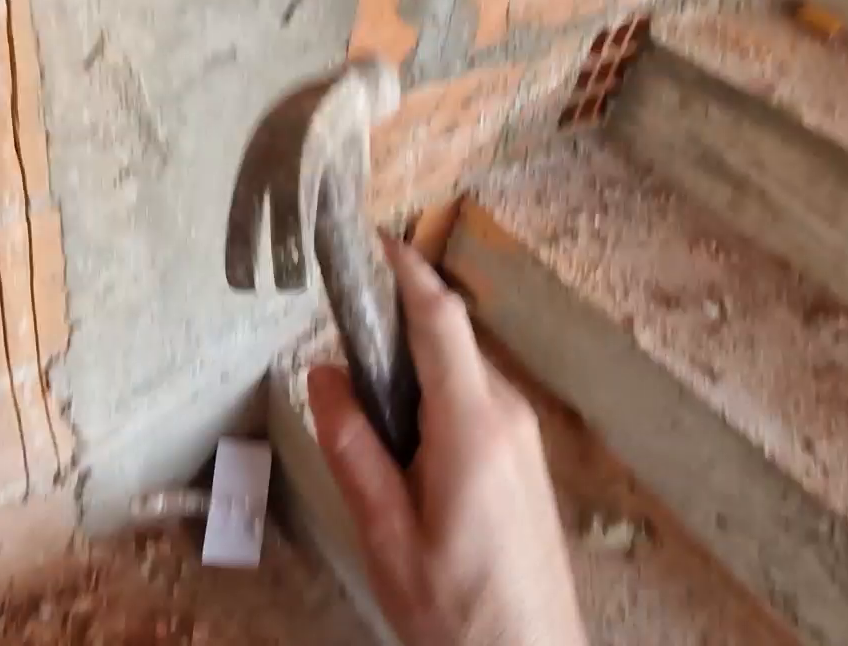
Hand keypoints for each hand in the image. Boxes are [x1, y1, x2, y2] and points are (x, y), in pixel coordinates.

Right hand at [309, 237, 586, 645]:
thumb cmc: (455, 609)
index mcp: (472, 425)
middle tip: (343, 356)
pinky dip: (434, 395)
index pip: (440, 319)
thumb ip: (353, 448)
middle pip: (447, 340)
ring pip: (458, 370)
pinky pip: (473, 397)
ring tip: (369, 416)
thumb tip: (323, 371)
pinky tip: (408, 446)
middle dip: (395, 328)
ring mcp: (523, 431)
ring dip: (412, 369)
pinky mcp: (524, 452)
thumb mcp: (386, 535)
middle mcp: (507, 412)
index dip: (408, 269)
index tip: (375, 238)